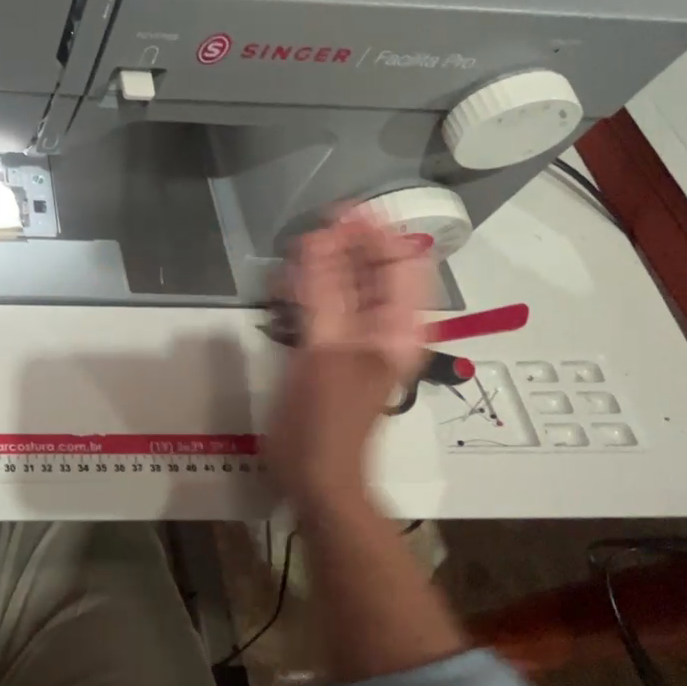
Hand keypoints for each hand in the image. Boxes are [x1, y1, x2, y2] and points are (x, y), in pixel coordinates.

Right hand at [267, 208, 432, 498]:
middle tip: (308, 229)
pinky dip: (307, 292)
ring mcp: (356, 340)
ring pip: (347, 287)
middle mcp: (383, 326)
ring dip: (323, 266)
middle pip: (374, 270)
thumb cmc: (326, 418)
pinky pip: (324, 308)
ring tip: (293, 254)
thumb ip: (325, 294)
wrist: (316, 473)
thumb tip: (321, 237)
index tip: (338, 212)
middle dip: (346, 244)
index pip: (402, 261)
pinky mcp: (328, 352)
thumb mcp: (327, 352)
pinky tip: (284, 286)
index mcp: (398, 325)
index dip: (376, 232)